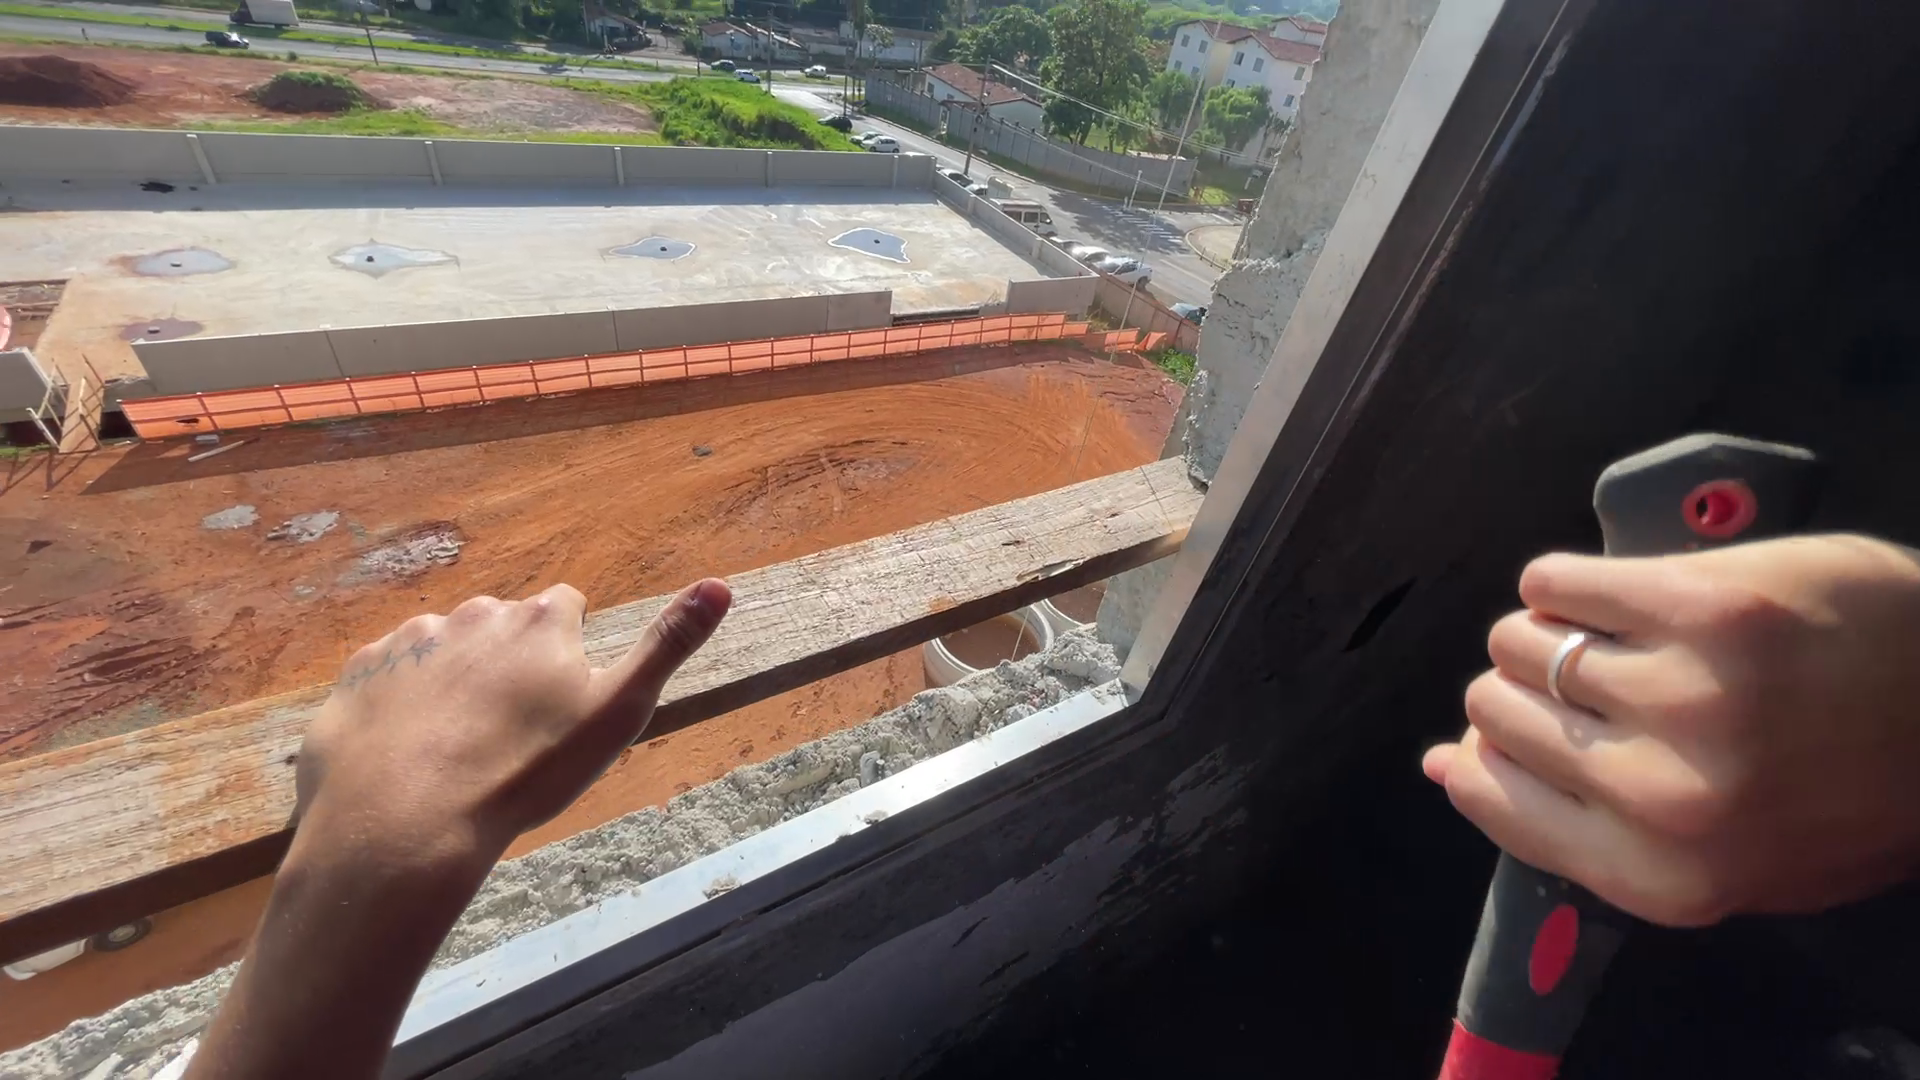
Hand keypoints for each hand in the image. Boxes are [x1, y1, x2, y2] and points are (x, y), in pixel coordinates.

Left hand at [295, 578, 732, 869]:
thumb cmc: (529, 769)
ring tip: (460, 743)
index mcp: (541, 618)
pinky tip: (410, 748)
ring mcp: (409, 641)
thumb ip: (671, 642)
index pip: (567, 605)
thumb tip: (723, 583)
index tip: (564, 696)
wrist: (403, 828)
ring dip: (459, 676)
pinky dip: (404, 699)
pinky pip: (391, 674)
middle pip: (507, 624)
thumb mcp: (621, 709)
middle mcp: (476, 613)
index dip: (571, 647)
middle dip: (514, 659)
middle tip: (515, 727)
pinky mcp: (355, 677)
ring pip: (448, 647)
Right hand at [1423, 535, 1919, 926]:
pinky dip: (1565, 583)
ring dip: (1547, 634)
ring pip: (1511, 639)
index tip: (1540, 735)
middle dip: (1528, 689)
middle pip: (1488, 703)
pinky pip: (1547, 580)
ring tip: (1619, 642)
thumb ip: (1559, 819)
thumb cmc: (1829, 791)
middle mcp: (1662, 797)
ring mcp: (1685, 698)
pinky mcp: (1702, 607)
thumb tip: (1435, 763)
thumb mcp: (1699, 849)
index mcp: (1657, 873)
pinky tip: (1620, 598)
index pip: (1482, 786)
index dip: (1491, 749)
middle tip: (1604, 689)